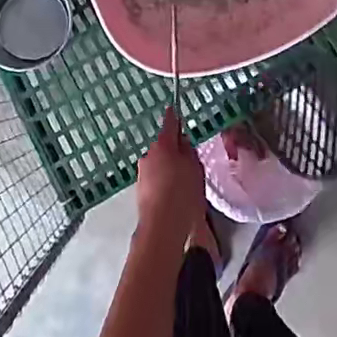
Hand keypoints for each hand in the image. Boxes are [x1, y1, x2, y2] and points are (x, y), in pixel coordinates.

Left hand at [135, 106, 202, 242]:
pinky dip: (165, 183)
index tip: (173, 109)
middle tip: (193, 162)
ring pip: (160, 165)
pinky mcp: (141, 192)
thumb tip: (182, 143)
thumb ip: (189, 151)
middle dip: (176, 151)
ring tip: (187, 184)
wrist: (163, 227)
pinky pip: (156, 180)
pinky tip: (177, 196)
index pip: (169, 125)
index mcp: (162, 146)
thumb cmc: (183, 193)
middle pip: (164, 147)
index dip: (174, 118)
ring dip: (170, 169)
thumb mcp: (195, 168)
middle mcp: (148, 156)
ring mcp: (142, 175)